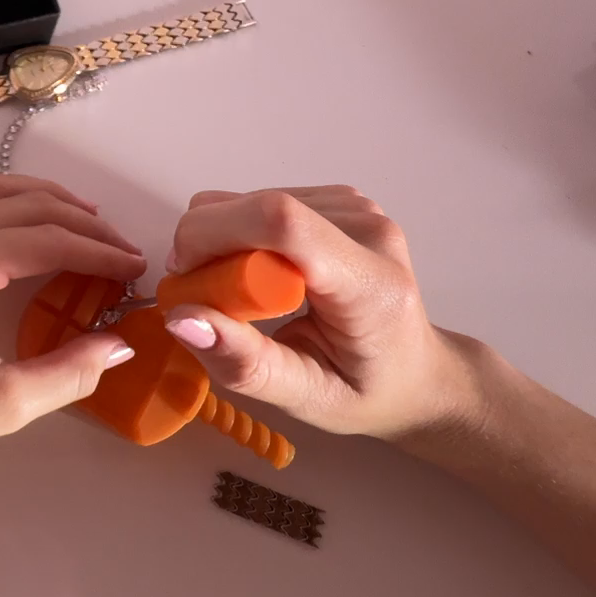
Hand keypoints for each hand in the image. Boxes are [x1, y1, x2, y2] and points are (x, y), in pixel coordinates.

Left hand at [0, 173, 147, 503]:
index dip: (101, 253)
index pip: (49, 239)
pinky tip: (30, 227)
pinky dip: (8, 203)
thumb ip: (69, 370)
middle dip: (83, 224)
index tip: (138, 271)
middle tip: (123, 252)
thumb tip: (122, 344)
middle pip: (27, 206)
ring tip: (89, 225)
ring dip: (45, 201)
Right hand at [161, 186, 482, 439]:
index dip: (214, 235)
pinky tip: (257, 270)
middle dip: (204, 243)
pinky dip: (234, 232)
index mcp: (369, 283)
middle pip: (254, 205)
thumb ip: (243, 363)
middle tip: (204, 296)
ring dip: (217, 240)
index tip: (184, 278)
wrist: (418, 373)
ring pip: (244, 199)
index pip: (282, 224)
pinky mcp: (334, 198)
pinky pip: (253, 199)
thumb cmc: (364, 391)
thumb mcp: (304, 399)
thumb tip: (178, 318)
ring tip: (238, 291)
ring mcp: (353, 206)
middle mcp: (366, 229)